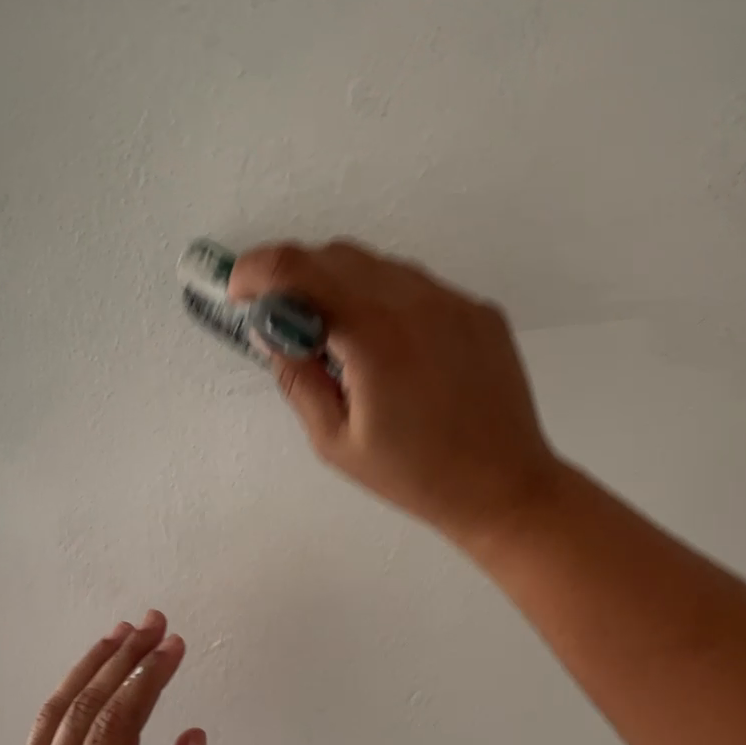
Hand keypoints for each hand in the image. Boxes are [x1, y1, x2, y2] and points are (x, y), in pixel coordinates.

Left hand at [0, 611, 207, 744]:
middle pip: (85, 707)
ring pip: (55, 712)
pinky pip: (40, 733)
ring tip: (122, 632)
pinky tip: (87, 677)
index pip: (117, 726)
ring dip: (90, 665)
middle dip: (124, 656)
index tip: (174, 645)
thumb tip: (192, 738)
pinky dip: (67, 694)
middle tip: (156, 621)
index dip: (148, 678)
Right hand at [229, 239, 566, 545]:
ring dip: (345, 287)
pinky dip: (390, 302)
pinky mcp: (479, 311)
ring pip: (379, 267)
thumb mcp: (336, 441)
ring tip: (344, 341)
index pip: (296, 268)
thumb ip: (296, 378)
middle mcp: (416, 302)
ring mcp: (455, 302)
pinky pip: (420, 287)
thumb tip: (270, 332)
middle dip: (298, 277)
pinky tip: (395, 350)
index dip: (255, 270)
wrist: (505, 488)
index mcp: (374, 335)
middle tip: (288, 321)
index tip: (240, 291)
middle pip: (336, 256)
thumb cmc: (416, 477)